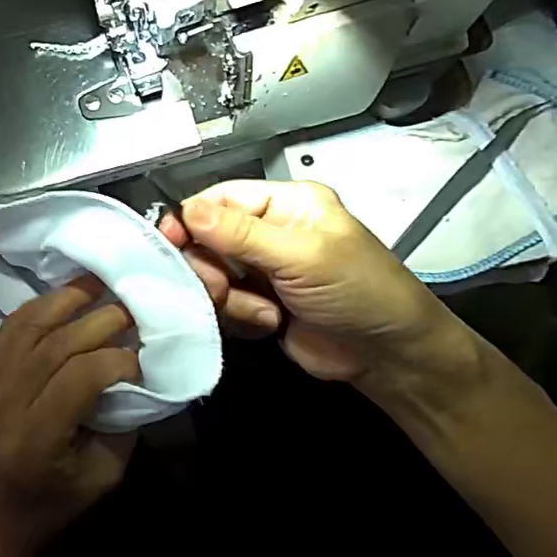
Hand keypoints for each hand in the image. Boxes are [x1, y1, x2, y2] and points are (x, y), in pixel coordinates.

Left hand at [0, 276, 139, 556]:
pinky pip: (10, 327)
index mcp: (34, 438)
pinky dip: (41, 306)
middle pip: (56, 345)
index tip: (141, 358)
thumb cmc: (53, 503)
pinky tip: (66, 299)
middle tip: (133, 310)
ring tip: (101, 285)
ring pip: (29, 326)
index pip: (78, 376)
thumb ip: (123, 421)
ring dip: (68, 299)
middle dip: (101, 321)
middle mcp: (4, 404)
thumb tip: (139, 370)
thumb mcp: (103, 475)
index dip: (116, 359)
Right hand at [158, 180, 493, 414]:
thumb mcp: (301, 256)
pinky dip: (240, 317)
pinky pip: (223, 305)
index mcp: (285, 203)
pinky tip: (270, 322)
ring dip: (229, 297)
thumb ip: (240, 234)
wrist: (388, 356)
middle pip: (207, 239)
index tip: (168, 241)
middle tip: (220, 287)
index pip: (221, 199)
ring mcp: (263, 269)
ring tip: (263, 311)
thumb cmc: (360, 291)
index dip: (191, 218)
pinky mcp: (258, 303)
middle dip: (210, 266)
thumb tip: (187, 210)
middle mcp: (269, 231)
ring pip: (211, 275)